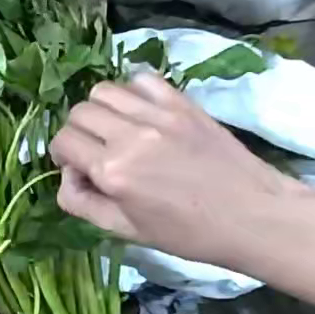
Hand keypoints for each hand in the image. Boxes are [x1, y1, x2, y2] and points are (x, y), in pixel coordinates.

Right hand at [51, 73, 305, 268]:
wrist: (252, 215)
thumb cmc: (188, 233)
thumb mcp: (126, 231)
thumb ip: (84, 203)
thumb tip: (67, 176)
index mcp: (113, 172)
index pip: (64, 141)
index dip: (61, 154)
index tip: (76, 167)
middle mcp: (130, 136)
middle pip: (79, 112)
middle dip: (77, 131)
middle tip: (94, 150)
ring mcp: (158, 114)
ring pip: (104, 90)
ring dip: (100, 109)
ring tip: (116, 128)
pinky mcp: (182, 103)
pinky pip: (142, 80)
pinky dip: (133, 92)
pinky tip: (142, 112)